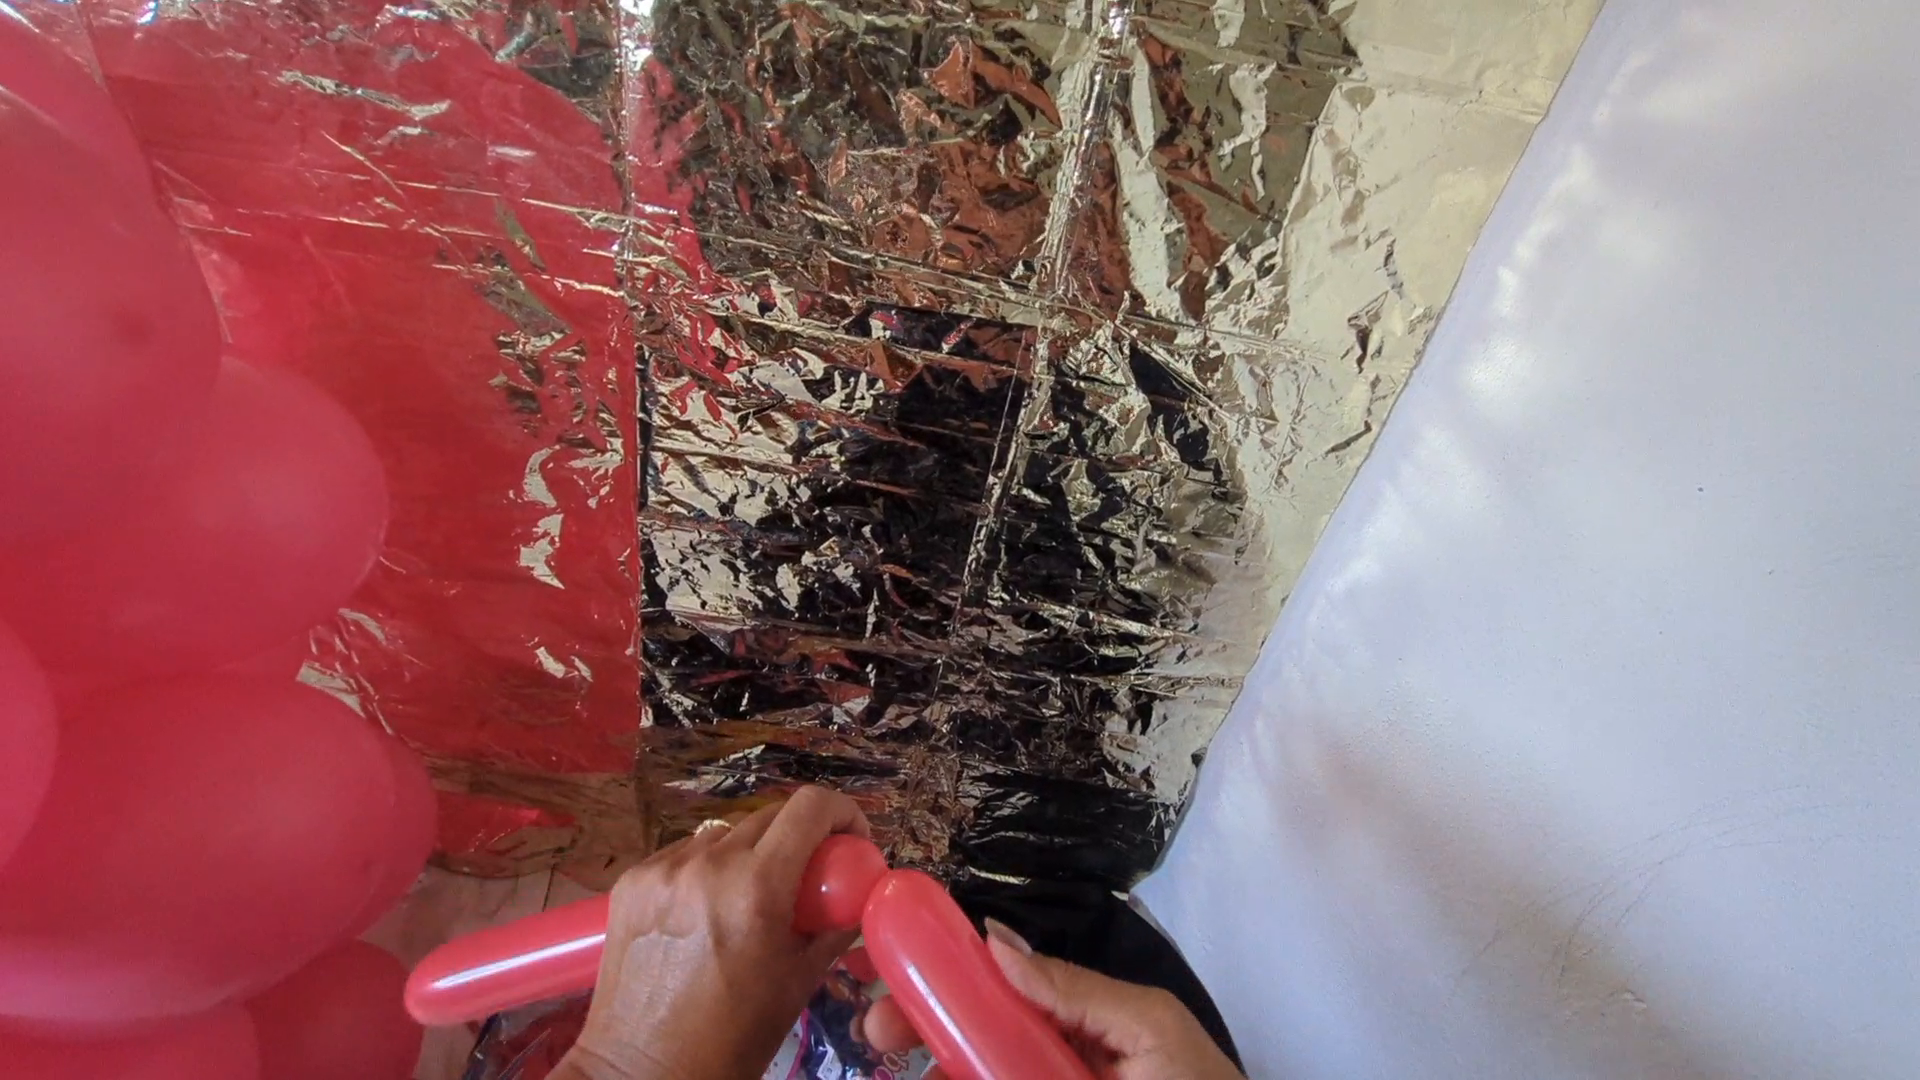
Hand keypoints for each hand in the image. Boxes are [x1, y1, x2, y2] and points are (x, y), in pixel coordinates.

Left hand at [553, 787, 869, 1079]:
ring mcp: (663, 869)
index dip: (841, 812)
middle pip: (771, 815)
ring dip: (751, 850)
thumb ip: (836, 925)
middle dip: (800, 835)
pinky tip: (706, 905)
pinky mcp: (632, 879)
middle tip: (807, 872)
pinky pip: (687, 851)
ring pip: (727, 832)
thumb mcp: (800, 980)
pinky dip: (708, 866)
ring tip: (750, 894)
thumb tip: (860, 894)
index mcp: (755, 888)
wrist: (642, 1076)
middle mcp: (708, 865)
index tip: (850, 838)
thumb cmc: (733, 1037)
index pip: (810, 806)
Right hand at [860, 920, 1242, 1079]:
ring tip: (902, 1059)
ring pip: (973, 1071)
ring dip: (936, 1065)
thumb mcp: (1142, 1025)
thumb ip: (1069, 989)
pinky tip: (937, 1076)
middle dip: (925, 1028)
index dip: (947, 981)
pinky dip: (959, 1077)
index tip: (898, 974)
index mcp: (1070, 1020)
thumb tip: (993, 939)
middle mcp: (1047, 1058)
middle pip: (974, 1038)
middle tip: (878, 1035)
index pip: (997, 991)